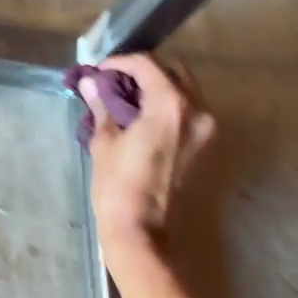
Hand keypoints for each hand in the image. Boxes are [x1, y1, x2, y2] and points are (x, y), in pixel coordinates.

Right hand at [81, 53, 215, 269]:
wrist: (142, 234)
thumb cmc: (118, 190)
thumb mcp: (105, 144)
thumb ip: (103, 107)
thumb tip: (90, 83)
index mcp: (171, 105)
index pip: (147, 65)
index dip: (121, 63)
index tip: (101, 72)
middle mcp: (198, 111)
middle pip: (174, 73)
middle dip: (145, 74)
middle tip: (116, 85)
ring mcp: (207, 131)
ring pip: (185, 93)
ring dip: (159, 91)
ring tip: (128, 104)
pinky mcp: (206, 149)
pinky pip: (189, 115)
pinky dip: (169, 110)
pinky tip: (144, 122)